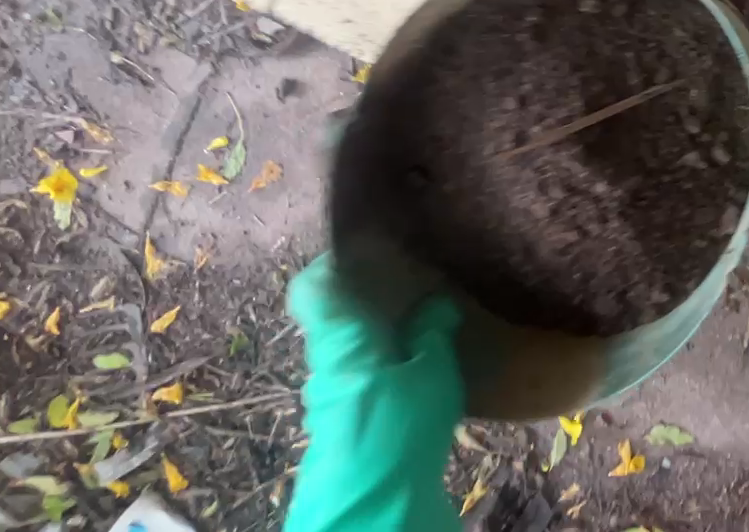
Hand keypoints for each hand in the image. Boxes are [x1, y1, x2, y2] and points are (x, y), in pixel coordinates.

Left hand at [283, 254, 464, 531]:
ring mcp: (336, 393)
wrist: (373, 511)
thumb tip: (434, 302)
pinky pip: (366, 369)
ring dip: (385, 326)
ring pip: (354, 342)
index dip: (338, 260)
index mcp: (342, 339)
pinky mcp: (353, 420)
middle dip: (374, 290)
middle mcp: (328, 361)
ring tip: (434, 310)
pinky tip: (427, 356)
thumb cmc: (399, 429)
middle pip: (338, 313)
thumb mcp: (431, 372)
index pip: (315, 286)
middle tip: (422, 272)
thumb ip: (432, 331)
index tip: (378, 243)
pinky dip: (391, 355)